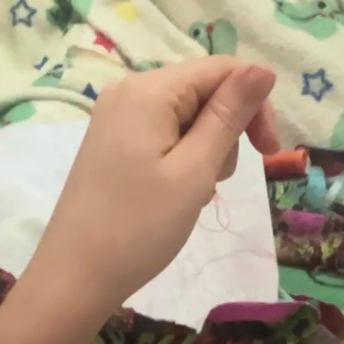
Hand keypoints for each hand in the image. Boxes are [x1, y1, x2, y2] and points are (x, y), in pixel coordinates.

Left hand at [22, 57, 280, 312]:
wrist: (74, 276)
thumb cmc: (139, 226)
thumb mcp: (195, 170)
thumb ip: (229, 115)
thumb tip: (263, 68)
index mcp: (148, 90)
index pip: (221, 69)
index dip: (254, 104)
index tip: (269, 153)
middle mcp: (129, 91)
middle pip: (203, 91)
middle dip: (226, 132)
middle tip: (217, 182)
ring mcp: (117, 117)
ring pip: (187, 116)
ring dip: (205, 150)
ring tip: (192, 192)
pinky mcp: (113, 141)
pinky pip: (164, 133)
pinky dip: (182, 158)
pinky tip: (175, 192)